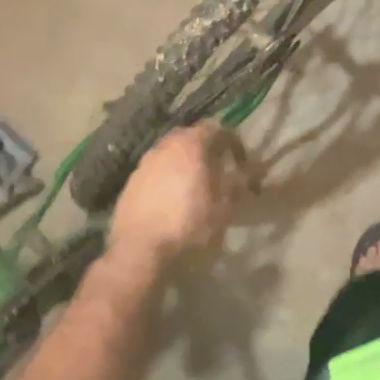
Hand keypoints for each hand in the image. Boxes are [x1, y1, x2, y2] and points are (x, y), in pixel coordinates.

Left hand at [106, 122, 246, 265]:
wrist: (138, 250)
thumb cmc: (188, 225)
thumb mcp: (223, 208)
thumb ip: (237, 184)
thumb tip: (247, 173)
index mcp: (191, 144)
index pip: (216, 128)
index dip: (233, 143)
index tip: (241, 164)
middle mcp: (165, 145)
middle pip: (191, 137)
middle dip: (207, 150)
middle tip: (218, 172)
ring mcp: (144, 162)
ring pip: (171, 153)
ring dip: (185, 164)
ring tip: (195, 188)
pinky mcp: (131, 182)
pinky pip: (156, 171)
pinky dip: (167, 178)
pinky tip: (171, 201)